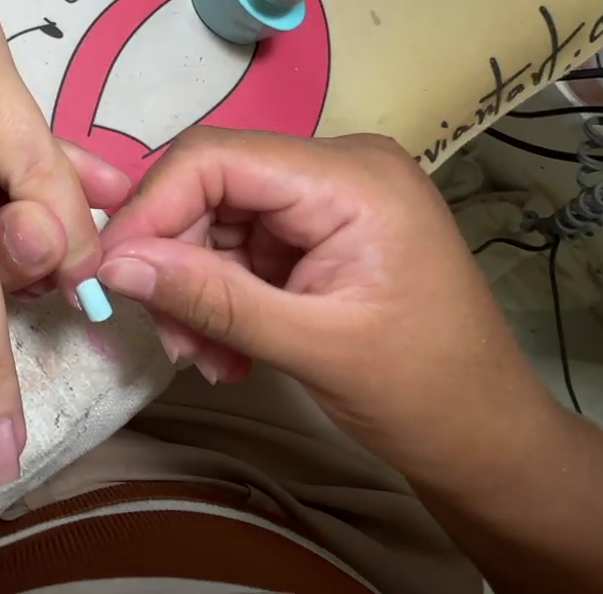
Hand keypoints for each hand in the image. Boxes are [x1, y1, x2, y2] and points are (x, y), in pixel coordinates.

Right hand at [95, 129, 559, 482]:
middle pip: (209, 186)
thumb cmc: (427, 396)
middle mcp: (332, 168)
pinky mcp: (307, 228)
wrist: (492, 446)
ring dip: (190, 287)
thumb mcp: (312, 348)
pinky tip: (221, 350)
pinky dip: (213, 295)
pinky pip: (232, 245)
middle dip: (172, 257)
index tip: (109, 268)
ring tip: (198, 356)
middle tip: (161, 331)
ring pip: (211, 219)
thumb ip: (210, 299)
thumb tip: (112, 266)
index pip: (217, 157)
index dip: (153, 205)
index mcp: (352, 178)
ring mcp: (319, 197)